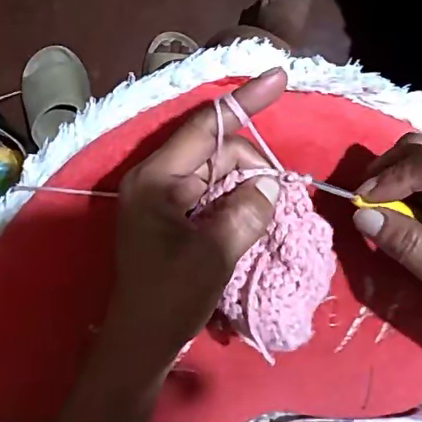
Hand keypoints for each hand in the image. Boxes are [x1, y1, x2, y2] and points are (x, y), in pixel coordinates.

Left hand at [101, 69, 287, 369]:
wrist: (139, 345)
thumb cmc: (168, 299)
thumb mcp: (213, 254)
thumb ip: (246, 210)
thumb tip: (270, 183)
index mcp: (157, 178)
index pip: (207, 126)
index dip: (245, 101)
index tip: (279, 76)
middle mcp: (157, 179)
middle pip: (216, 149)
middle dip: (253, 162)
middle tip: (282, 192)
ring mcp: (163, 197)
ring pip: (217, 171)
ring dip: (248, 183)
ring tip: (272, 207)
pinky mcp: (172, 216)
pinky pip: (212, 192)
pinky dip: (237, 198)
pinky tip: (256, 211)